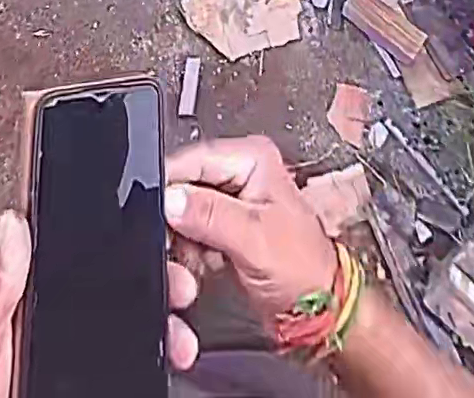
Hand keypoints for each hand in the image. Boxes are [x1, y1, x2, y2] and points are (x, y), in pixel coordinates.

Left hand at [0, 209, 203, 396]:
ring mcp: (75, 359)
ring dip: (159, 324)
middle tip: (174, 282)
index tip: (145, 231)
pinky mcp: (93, 382)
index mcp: (29, 299)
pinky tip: (167, 356)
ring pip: (131, 330)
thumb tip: (13, 223)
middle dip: (152, 280)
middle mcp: (58, 323)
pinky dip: (153, 360)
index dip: (117, 243)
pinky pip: (129, 366)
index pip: (79, 258)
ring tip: (178, 331)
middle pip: (117, 290)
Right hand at [164, 136, 338, 323]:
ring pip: (182, 211)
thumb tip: (172, 198)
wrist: (321, 314)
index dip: (170, 184)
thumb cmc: (306, 272)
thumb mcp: (255, 239)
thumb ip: (210, 215)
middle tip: (172, 246)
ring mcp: (230, 200)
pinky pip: (189, 232)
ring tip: (192, 265)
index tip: (151, 209)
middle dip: (176, 220)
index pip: (194, 159)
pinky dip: (188, 252)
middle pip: (185, 185)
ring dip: (181, 241)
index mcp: (251, 159)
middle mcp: (239, 173)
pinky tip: (199, 268)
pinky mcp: (223, 225)